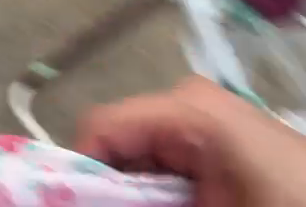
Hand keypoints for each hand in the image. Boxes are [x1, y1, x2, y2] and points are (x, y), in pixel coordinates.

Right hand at [76, 77, 305, 206]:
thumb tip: (74, 205)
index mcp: (186, 111)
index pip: (99, 131)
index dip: (75, 183)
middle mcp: (192, 108)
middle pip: (119, 155)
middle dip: (109, 199)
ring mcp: (213, 132)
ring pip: (145, 175)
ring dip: (139, 203)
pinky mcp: (230, 160)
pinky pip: (175, 184)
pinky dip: (168, 204)